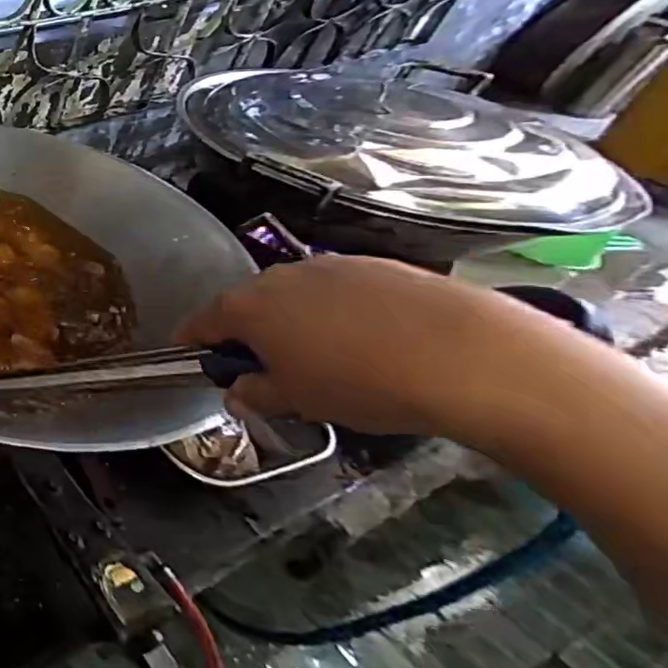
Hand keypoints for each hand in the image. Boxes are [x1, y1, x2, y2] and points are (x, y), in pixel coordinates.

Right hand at [174, 255, 627, 441]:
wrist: (471, 357)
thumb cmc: (362, 384)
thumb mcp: (300, 402)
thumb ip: (257, 395)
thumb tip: (238, 392)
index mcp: (246, 307)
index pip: (202, 322)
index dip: (195, 342)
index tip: (197, 357)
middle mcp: (279, 276)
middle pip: (249, 304)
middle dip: (253, 333)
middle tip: (274, 369)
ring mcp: (329, 265)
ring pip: (297, 295)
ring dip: (298, 321)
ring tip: (333, 358)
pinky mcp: (378, 264)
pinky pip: (342, 290)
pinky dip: (343, 312)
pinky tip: (376, 342)